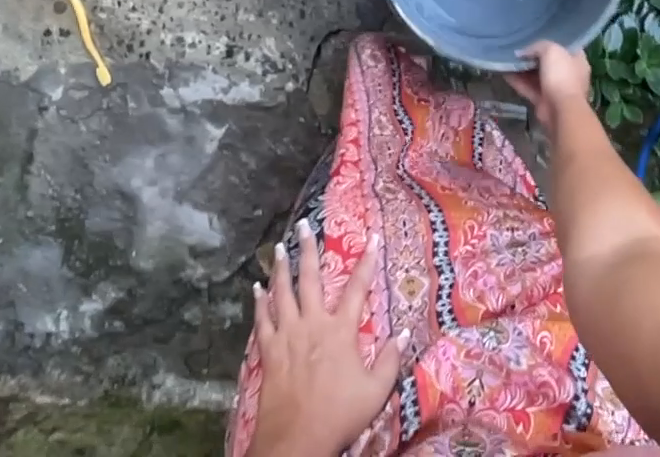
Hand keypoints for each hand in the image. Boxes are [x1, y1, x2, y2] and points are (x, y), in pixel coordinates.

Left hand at [249, 219, 407, 456]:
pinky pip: (262, 320)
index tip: (372, 238)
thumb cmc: (340, 414)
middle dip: (308, 249)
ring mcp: (288, 334)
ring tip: (280, 247)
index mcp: (341, 330)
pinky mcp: (269, 350)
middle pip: (311, 278)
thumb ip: (390, 360)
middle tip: (304, 225)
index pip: (358, 288)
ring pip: (283, 292)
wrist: (297, 439)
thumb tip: (403, 333)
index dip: (367, 262)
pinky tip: (256, 288)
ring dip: (281, 268)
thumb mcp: (376, 391)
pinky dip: (259, 302)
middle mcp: (313, 323)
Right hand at [504, 40, 592, 130]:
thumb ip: (537, 46)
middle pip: (548, 61)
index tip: (535, 36)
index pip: (565, 46)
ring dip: (522, 68)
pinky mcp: (544, 100)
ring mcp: (556, 88)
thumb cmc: (561, 75)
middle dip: (532, 56)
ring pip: (536, 75)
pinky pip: (529, 87)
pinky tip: (504, 72)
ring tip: (506, 58)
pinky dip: (517, 81)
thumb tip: (522, 52)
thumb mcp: (551, 50)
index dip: (550, 40)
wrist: (561, 109)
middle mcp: (568, 74)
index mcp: (577, 60)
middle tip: (516, 47)